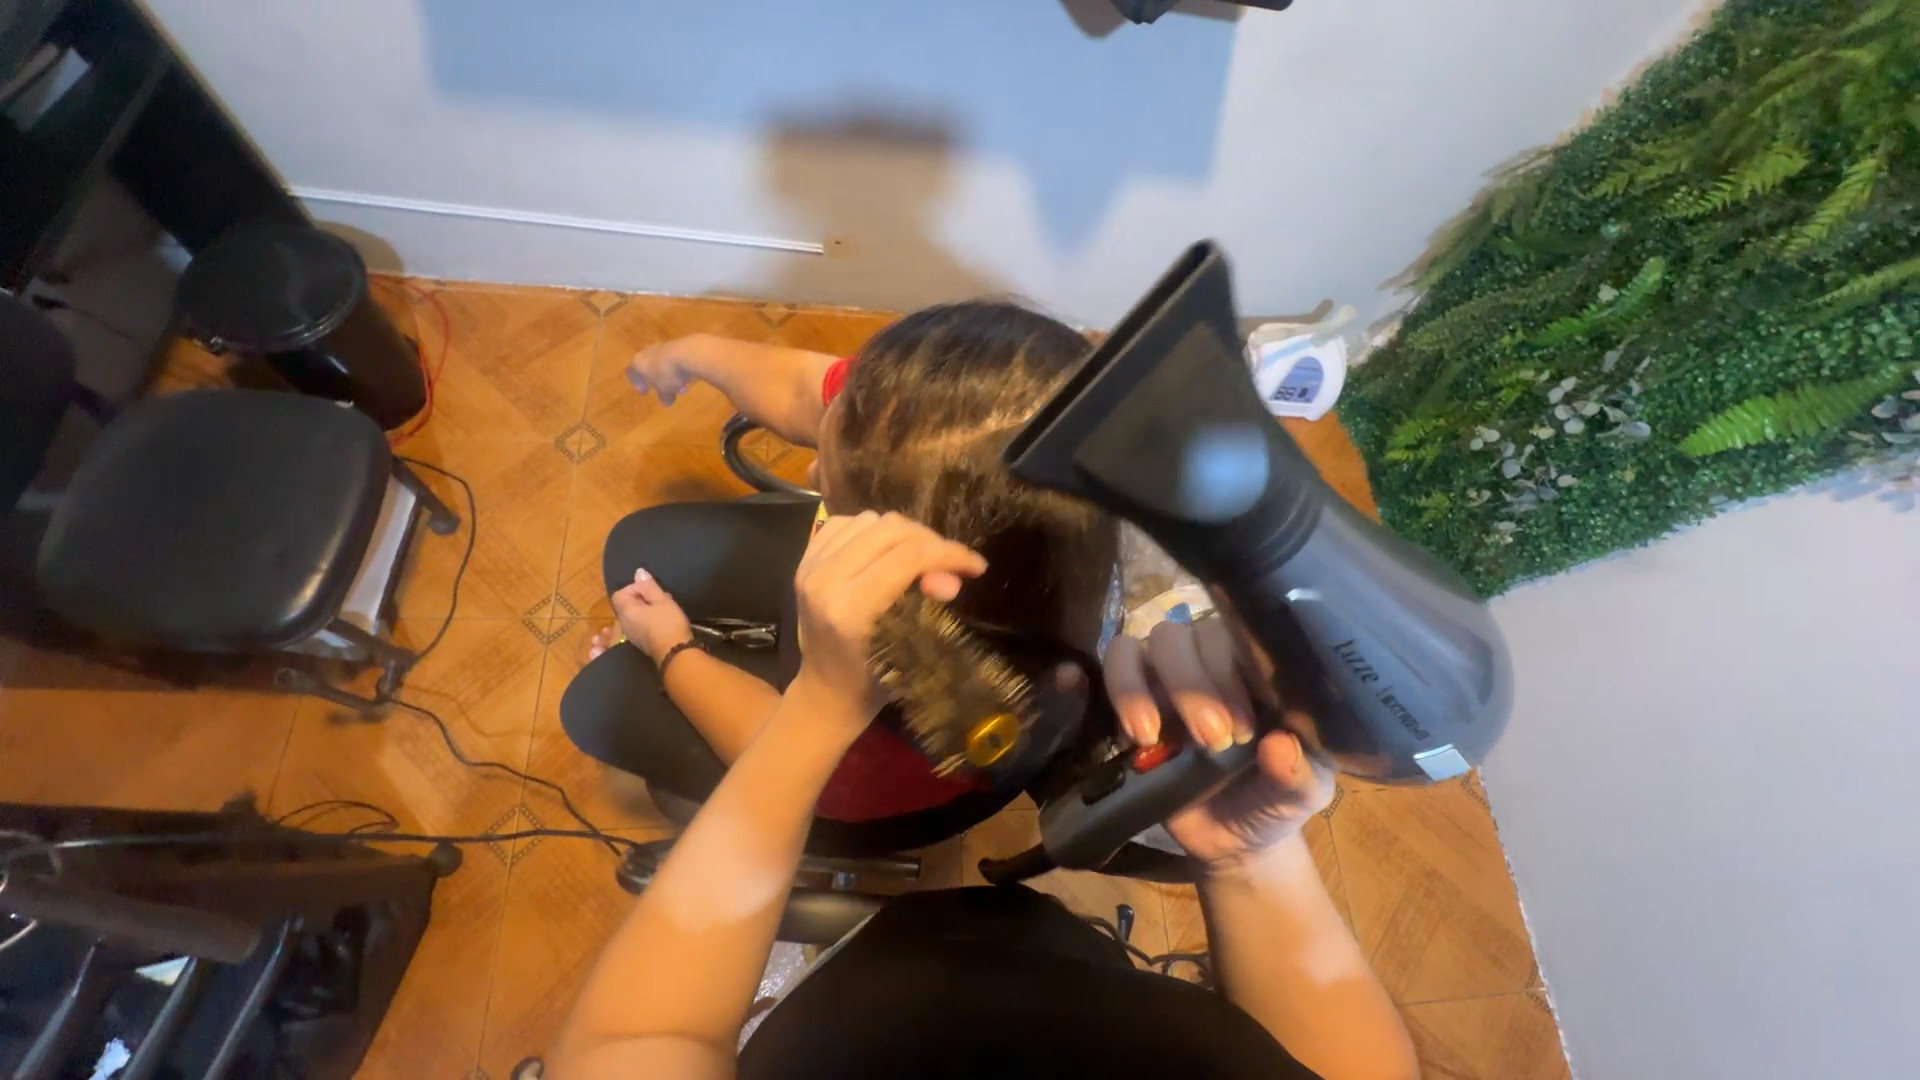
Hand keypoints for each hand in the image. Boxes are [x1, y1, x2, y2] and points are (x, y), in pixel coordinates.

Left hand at [607, 567, 693, 662]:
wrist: (675, 653)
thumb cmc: (668, 623)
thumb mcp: (662, 600)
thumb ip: (649, 586)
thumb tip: (638, 572)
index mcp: (626, 611)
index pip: (620, 593)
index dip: (634, 588)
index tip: (651, 590)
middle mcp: (623, 623)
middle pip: (626, 605)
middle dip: (642, 599)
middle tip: (661, 599)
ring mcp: (630, 635)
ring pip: (632, 617)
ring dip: (644, 611)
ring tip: (662, 610)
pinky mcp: (640, 644)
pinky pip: (638, 627)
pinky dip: (646, 622)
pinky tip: (660, 622)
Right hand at [627, 336, 703, 405]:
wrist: (688, 353)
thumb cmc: (668, 373)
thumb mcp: (665, 390)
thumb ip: (664, 396)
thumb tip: (667, 402)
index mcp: (638, 363)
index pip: (632, 372)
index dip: (637, 383)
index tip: (645, 392)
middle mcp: (648, 353)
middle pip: (650, 367)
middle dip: (659, 380)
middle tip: (666, 391)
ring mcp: (664, 347)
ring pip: (665, 364)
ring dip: (673, 377)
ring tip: (683, 388)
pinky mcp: (679, 345)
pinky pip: (677, 360)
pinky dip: (681, 370)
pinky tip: (690, 378)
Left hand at [791, 511, 985, 729]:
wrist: (825, 690)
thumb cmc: (873, 681)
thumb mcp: (909, 650)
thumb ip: (929, 605)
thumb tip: (952, 576)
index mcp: (850, 610)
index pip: (909, 557)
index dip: (950, 554)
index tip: (976, 565)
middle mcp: (825, 581)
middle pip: (891, 530)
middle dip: (932, 541)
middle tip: (953, 564)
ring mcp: (810, 566)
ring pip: (871, 520)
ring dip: (904, 535)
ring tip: (923, 559)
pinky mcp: (804, 560)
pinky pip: (847, 522)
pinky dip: (874, 530)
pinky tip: (888, 551)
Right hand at [1103, 619, 1334, 869]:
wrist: (1228, 837)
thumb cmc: (1271, 797)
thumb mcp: (1301, 796)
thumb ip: (1297, 774)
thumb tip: (1280, 745)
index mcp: (1260, 671)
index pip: (1245, 638)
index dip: (1237, 676)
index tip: (1245, 730)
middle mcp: (1216, 658)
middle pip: (1195, 635)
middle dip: (1195, 685)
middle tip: (1211, 740)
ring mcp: (1172, 669)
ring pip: (1157, 640)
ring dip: (1150, 684)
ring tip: (1153, 736)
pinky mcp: (1134, 687)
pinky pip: (1118, 660)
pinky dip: (1123, 689)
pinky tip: (1138, 735)